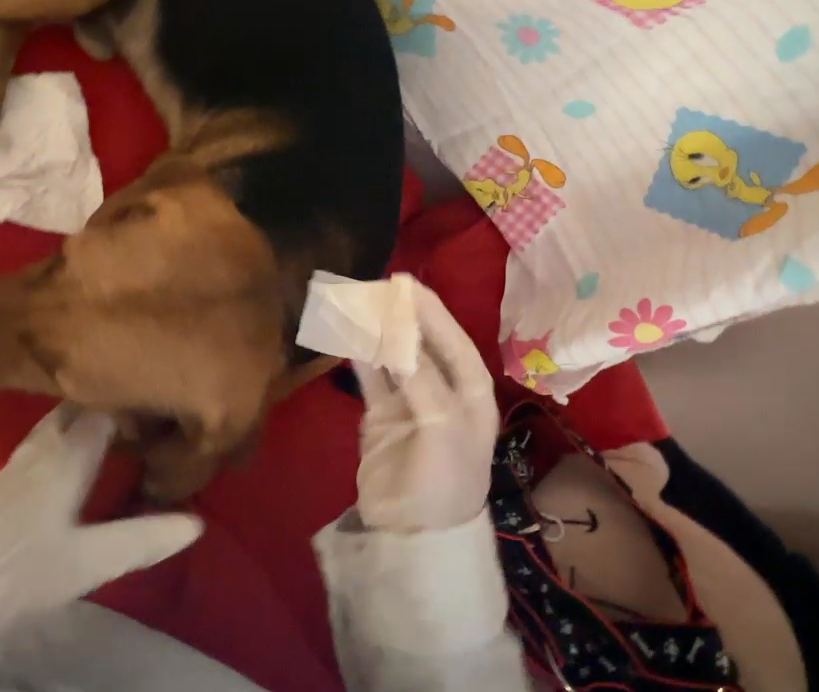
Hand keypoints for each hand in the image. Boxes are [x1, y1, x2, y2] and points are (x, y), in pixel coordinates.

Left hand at [0, 406, 203, 655]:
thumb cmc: (25, 573)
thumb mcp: (92, 562)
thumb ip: (144, 538)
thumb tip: (196, 521)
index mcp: (67, 454)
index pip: (105, 407)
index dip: (135, 399)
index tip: (164, 401)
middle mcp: (43, 445)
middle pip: (79, 404)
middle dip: (110, 398)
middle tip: (146, 409)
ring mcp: (20, 459)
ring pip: (58, 417)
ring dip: (86, 411)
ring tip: (119, 421)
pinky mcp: (6, 477)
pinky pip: (44, 434)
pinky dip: (67, 429)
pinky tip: (77, 448)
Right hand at [353, 285, 499, 532]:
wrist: (413, 534)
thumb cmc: (444, 479)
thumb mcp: (442, 427)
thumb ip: (421, 378)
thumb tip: (399, 336)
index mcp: (471, 394)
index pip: (454, 342)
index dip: (433, 312)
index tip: (408, 284)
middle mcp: (443, 392)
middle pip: (422, 344)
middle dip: (403, 316)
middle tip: (377, 286)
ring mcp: (410, 403)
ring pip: (393, 357)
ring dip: (377, 331)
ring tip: (356, 301)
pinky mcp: (381, 416)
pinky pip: (371, 378)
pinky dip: (360, 356)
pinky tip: (347, 334)